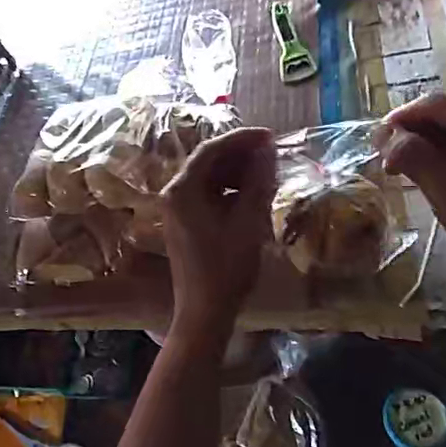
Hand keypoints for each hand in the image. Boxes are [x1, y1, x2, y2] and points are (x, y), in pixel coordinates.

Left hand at [163, 126, 276, 328]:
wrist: (204, 311)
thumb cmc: (227, 267)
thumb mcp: (249, 221)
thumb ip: (258, 181)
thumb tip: (266, 150)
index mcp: (182, 190)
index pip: (211, 150)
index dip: (242, 139)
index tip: (270, 136)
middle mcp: (173, 195)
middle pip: (207, 162)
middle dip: (240, 154)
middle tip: (272, 154)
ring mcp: (176, 211)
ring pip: (208, 179)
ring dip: (236, 172)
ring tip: (267, 174)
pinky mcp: (184, 224)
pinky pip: (207, 196)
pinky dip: (229, 190)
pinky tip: (252, 196)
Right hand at [383, 94, 445, 294]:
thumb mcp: (445, 188)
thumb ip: (413, 155)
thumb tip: (383, 134)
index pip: (436, 104)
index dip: (401, 119)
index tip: (375, 142)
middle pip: (442, 114)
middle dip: (409, 133)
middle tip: (382, 158)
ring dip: (419, 146)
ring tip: (396, 168)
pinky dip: (436, 155)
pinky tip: (419, 174)